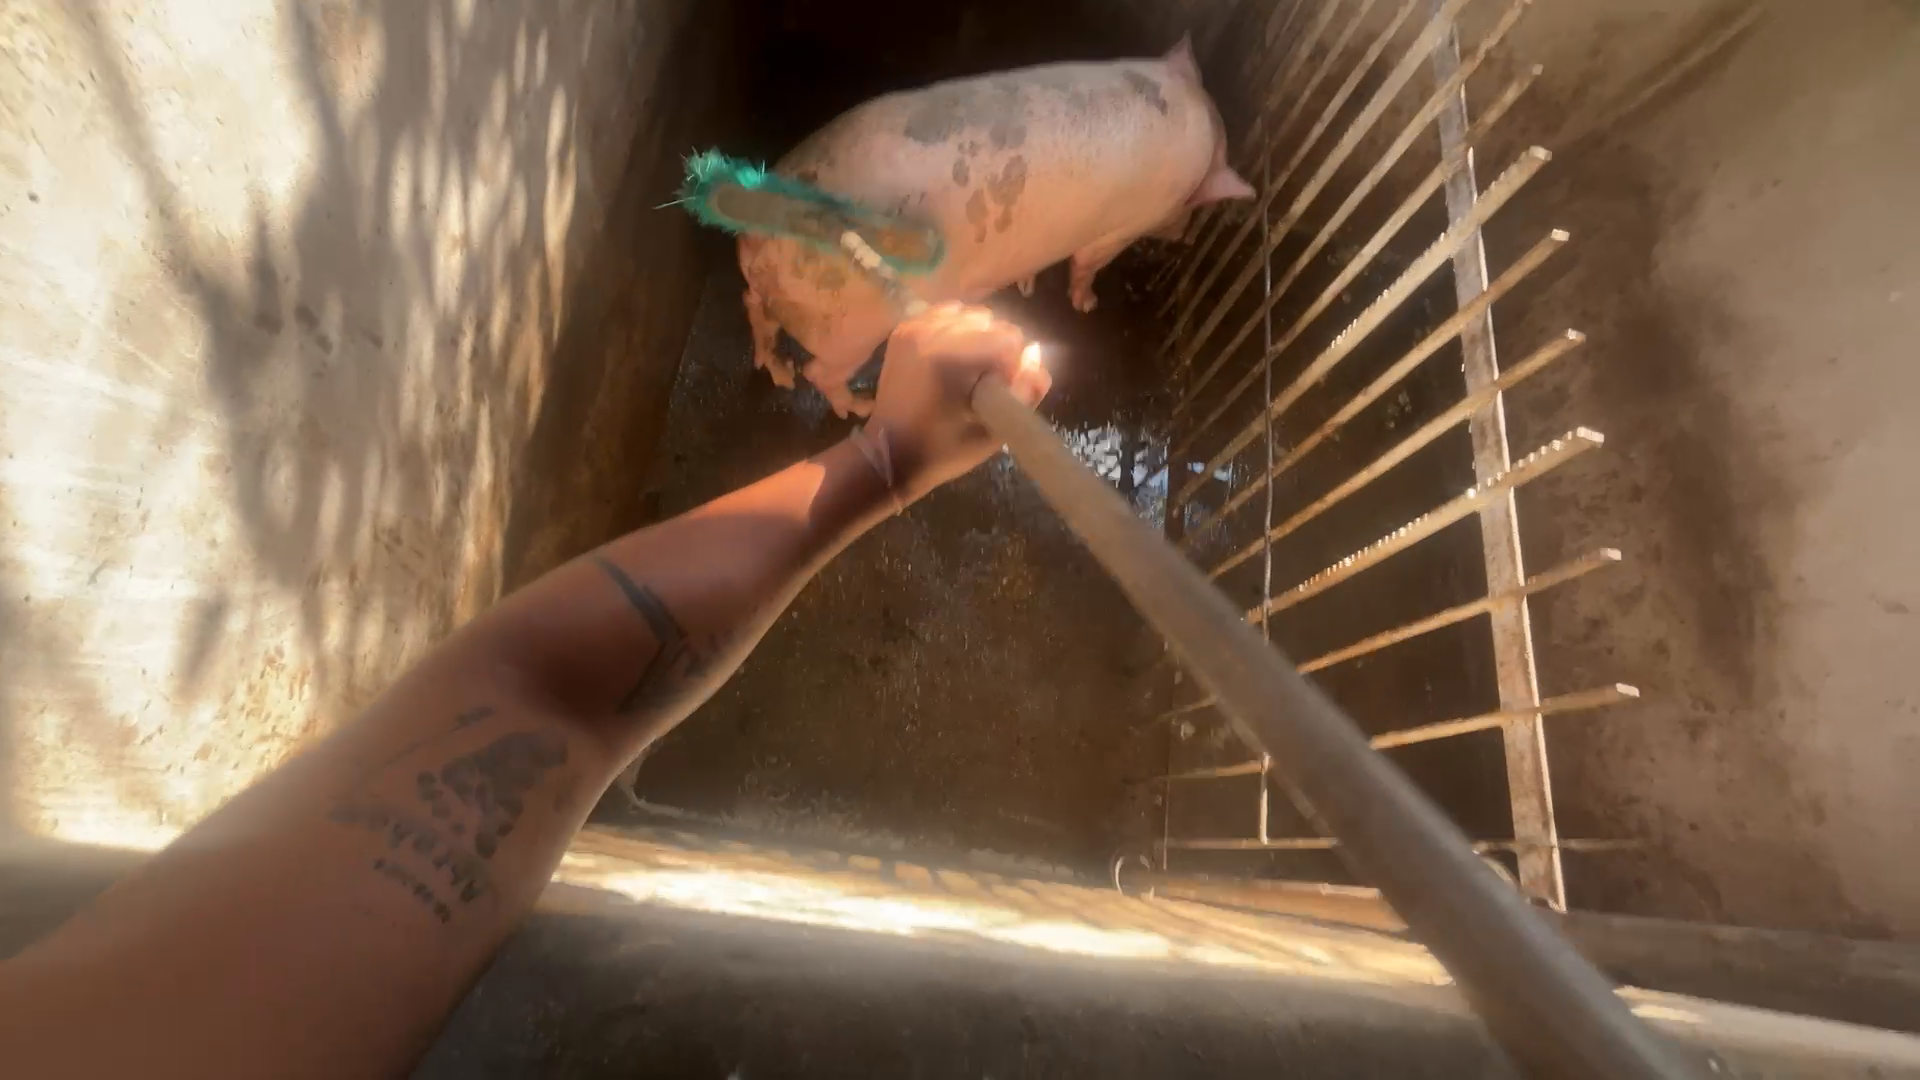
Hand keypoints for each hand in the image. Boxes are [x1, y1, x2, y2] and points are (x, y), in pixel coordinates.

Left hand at [866, 304, 1052, 500]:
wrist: (889, 452)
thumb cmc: (943, 450)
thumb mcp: (994, 433)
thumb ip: (1025, 392)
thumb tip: (1037, 352)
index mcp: (953, 358)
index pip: (1011, 338)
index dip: (1014, 366)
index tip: (1000, 392)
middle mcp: (933, 333)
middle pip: (993, 320)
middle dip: (998, 348)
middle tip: (986, 382)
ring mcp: (915, 327)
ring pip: (970, 313)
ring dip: (979, 336)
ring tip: (970, 369)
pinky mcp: (905, 329)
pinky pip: (945, 313)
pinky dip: (957, 329)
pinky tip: (954, 356)